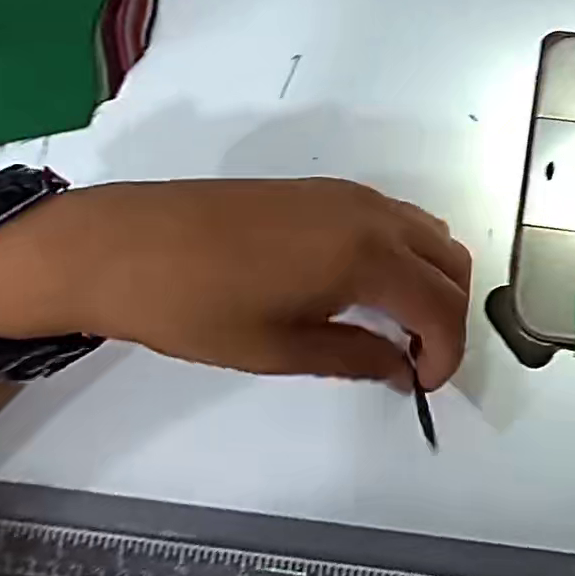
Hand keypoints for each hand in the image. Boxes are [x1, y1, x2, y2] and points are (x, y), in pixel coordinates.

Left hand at [0, 179, 471, 389]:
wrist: (122, 242)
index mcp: (366, 255)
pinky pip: (400, 220)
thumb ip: (358, 357)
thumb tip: (403, 369)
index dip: (446, 352)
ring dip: (433, 281)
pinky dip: (410, 255)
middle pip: (451, 263)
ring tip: (400, 323)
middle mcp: (375, 215)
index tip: (423, 386)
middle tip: (418, 358)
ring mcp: (354, 195)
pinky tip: (371, 286)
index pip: (442, 305)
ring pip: (431, 236)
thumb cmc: (197, 306)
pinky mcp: (331, 190)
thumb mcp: (280, 348)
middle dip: (450, 316)